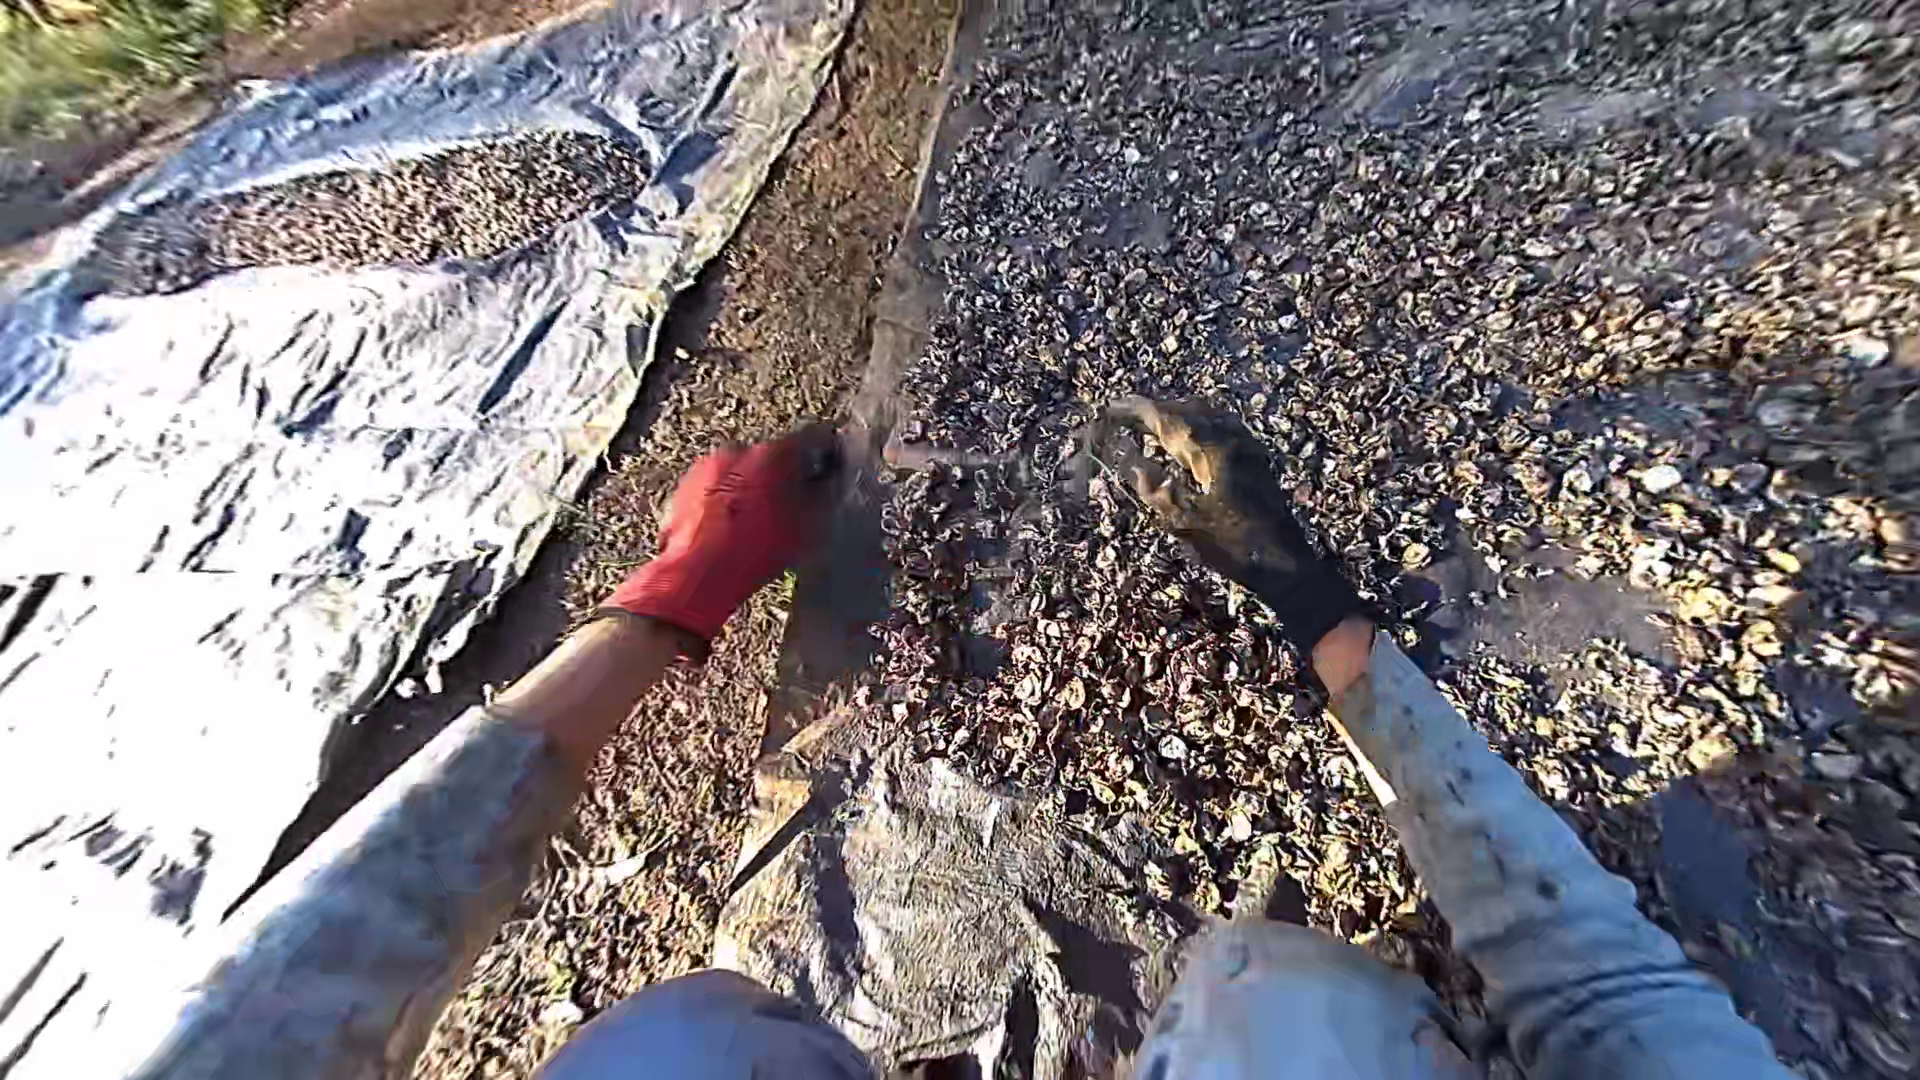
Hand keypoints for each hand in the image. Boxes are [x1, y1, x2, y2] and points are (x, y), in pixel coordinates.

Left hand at [603, 426, 837, 640]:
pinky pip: (715, 490)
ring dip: (752, 489)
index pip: (808, 440)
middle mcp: (736, 453)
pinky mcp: (683, 491)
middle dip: (783, 476)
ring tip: (761, 522)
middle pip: (770, 456)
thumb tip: (825, 490)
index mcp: (771, 454)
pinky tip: (734, 530)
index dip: (823, 453)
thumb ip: (820, 499)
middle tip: (794, 503)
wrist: (697, 576)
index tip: (828, 463)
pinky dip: (727, 503)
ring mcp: (705, 470)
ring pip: (739, 472)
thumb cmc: (750, 553)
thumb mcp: (807, 529)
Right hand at [1093, 397, 1364, 657]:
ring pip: (1203, 415)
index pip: (1167, 419)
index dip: (1137, 410)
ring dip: (1173, 415)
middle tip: (1125, 414)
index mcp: (1212, 451)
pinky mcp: (1252, 457)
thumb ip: (1154, 489)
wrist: (1285, 564)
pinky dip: (1192, 425)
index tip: (1112, 407)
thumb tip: (1131, 462)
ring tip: (1148, 424)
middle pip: (1186, 410)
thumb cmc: (1232, 546)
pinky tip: (1183, 440)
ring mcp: (1245, 446)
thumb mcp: (1183, 522)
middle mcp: (1230, 439)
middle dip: (1153, 409)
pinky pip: (1216, 427)